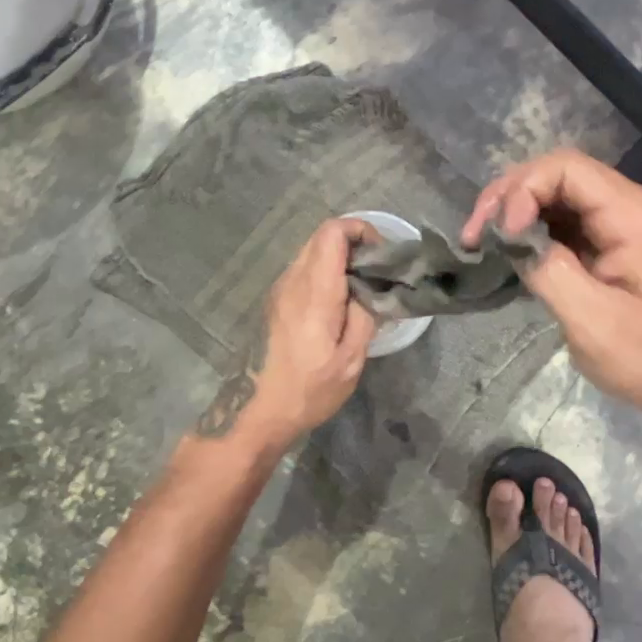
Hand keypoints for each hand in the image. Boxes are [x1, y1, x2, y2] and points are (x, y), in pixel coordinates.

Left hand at [195, 218, 378, 447]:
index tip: (381, 254)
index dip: (360, 230)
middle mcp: (293, 282)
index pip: (332, 233)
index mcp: (315, 292)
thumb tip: (371, 289)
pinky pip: (303, 272)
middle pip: (321, 237)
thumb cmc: (310, 390)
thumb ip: (365, 317)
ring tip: (361, 289)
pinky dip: (325, 274)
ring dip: (338, 260)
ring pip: (311, 253)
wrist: (259, 411)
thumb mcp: (351, 360)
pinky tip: (339, 304)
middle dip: (353, 243)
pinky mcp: (275, 302)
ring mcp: (280, 290)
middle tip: (377, 271)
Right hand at [462, 149, 641, 418]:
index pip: (566, 168)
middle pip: (562, 175)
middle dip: (512, 198)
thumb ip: (549, 270)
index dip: (521, 190)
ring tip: (486, 243)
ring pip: (565, 196)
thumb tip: (512, 236)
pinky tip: (518, 253)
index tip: (498, 234)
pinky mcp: (627, 244)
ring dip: (522, 213)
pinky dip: (542, 231)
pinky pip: (577, 221)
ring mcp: (634, 224)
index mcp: (636, 215)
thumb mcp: (592, 322)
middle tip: (475, 235)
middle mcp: (637, 206)